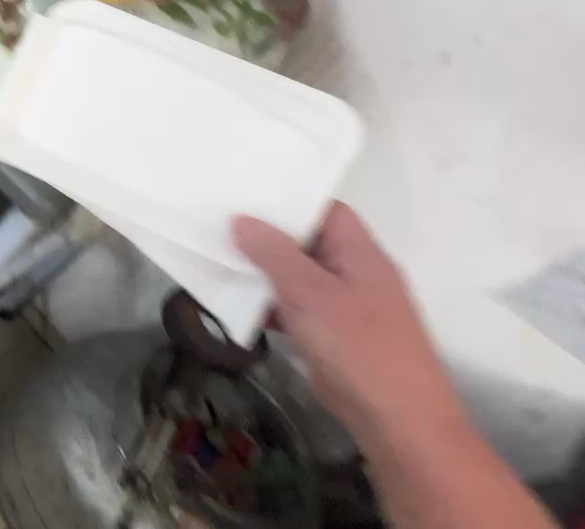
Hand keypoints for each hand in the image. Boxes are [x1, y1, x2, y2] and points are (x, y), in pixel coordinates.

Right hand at [232, 204, 466, 446]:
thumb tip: (241, 220)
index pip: (327, 210)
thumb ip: (273, 252)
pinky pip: (293, 303)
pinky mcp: (331, 332)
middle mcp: (356, 274)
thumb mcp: (309, 291)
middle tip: (217, 220)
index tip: (243, 191)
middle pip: (307, 240)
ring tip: (216, 256)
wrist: (397, 421)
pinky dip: (267, 300)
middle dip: (264, 233)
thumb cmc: (358, 346)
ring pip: (295, 273)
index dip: (289, 198)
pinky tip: (236, 302)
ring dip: (261, 269)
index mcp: (362, 256)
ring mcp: (345, 305)